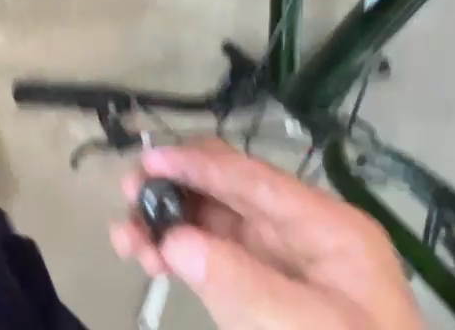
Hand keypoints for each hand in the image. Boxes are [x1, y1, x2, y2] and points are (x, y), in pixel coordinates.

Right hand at [110, 139, 421, 329]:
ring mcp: (279, 263)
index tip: (147, 161)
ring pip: (210, 221)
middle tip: (130, 197)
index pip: (252, 178)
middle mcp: (300, 234)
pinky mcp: (260, 292)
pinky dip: (175, 252)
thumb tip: (172, 239)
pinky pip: (210, 256)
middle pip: (226, 190)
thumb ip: (241, 284)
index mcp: (328, 229)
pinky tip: (146, 259)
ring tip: (127, 240)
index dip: (197, 165)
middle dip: (174, 188)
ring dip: (165, 223)